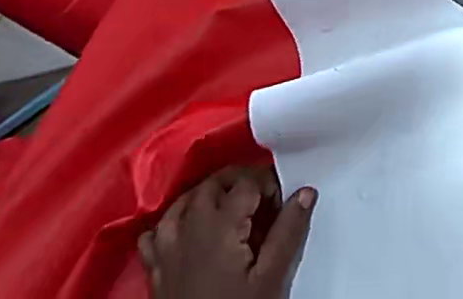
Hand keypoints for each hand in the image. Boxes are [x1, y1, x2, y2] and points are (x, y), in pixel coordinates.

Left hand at [139, 167, 316, 298]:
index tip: (282, 204)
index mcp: (220, 223)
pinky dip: (173, 222)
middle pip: (214, 183)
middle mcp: (190, 225)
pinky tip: (188, 231)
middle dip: (240, 183)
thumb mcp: (271, 280)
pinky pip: (156, 231)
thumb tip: (306, 191)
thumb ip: (288, 232)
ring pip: (185, 200)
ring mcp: (167, 247)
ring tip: (231, 210)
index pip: (248, 183)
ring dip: (208, 195)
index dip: (269, 185)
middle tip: (262, 204)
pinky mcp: (155, 270)